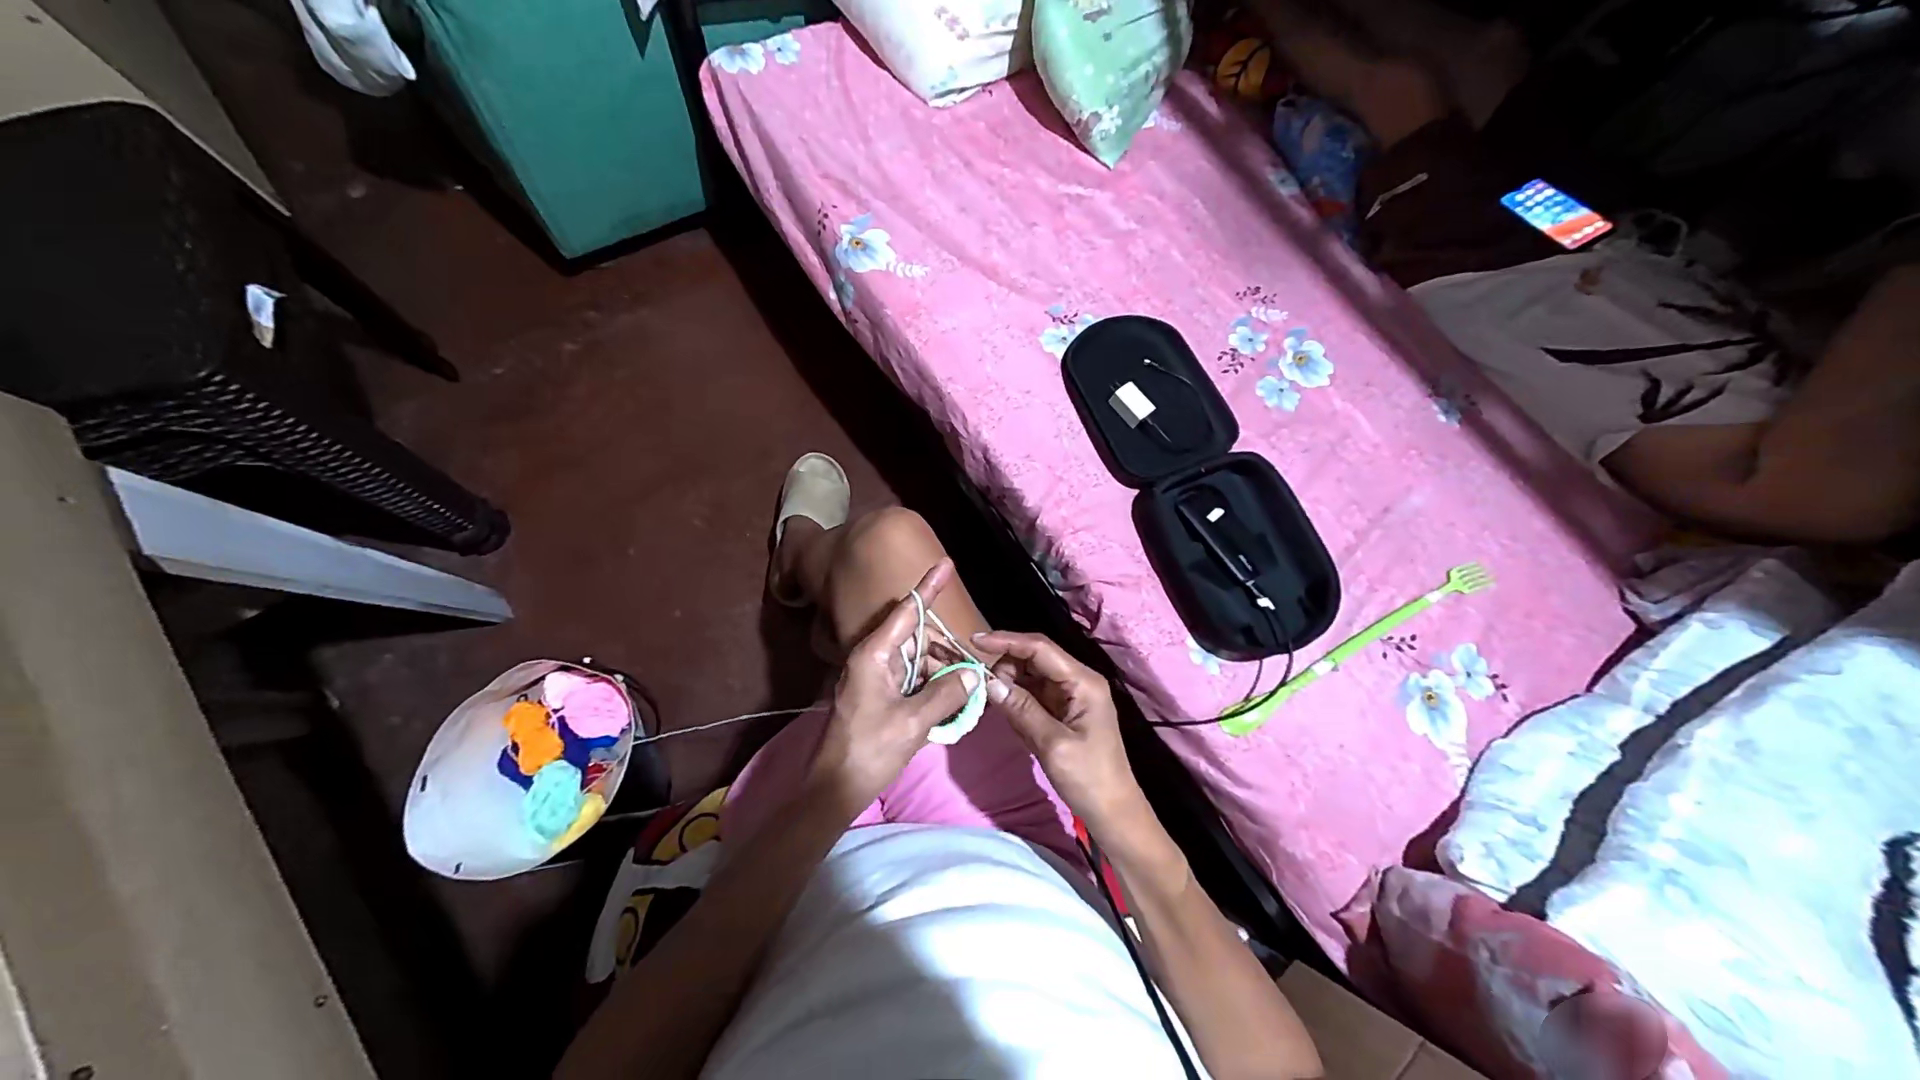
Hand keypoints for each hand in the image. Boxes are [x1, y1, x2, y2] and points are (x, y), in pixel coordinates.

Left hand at [808, 559, 978, 815]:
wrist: (836, 786)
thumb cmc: (870, 750)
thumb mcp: (914, 722)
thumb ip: (946, 693)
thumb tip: (973, 673)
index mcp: (874, 655)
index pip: (907, 611)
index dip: (928, 587)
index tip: (946, 562)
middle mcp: (872, 658)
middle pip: (916, 635)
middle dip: (945, 646)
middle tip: (972, 668)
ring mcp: (874, 676)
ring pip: (916, 658)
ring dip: (941, 668)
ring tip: (966, 688)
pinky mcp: (878, 694)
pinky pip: (911, 677)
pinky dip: (931, 683)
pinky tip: (951, 698)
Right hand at [972, 630, 1147, 831]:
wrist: (1112, 811)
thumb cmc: (1088, 777)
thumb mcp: (1052, 744)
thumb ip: (1021, 709)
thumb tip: (990, 682)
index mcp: (1083, 682)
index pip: (1040, 648)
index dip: (1006, 640)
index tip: (974, 641)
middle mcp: (1077, 681)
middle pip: (1034, 657)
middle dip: (1006, 665)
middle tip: (984, 687)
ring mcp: (1070, 696)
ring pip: (1030, 675)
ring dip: (1009, 683)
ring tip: (994, 702)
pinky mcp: (1062, 711)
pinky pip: (1033, 694)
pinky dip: (1017, 699)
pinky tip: (1008, 714)